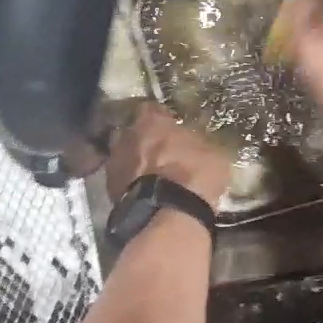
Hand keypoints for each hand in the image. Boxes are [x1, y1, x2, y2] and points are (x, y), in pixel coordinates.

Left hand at [101, 100, 231, 205]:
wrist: (168, 213)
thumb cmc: (194, 175)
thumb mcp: (213, 153)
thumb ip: (198, 143)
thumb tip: (198, 144)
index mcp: (151, 121)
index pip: (152, 109)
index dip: (162, 118)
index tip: (171, 126)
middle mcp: (126, 136)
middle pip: (132, 132)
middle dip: (143, 140)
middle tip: (159, 151)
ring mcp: (114, 163)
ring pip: (124, 156)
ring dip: (135, 163)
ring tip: (151, 176)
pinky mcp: (109, 189)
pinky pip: (122, 180)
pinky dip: (131, 184)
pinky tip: (145, 193)